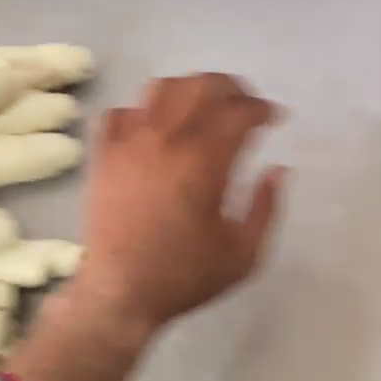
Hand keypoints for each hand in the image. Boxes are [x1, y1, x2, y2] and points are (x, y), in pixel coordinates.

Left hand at [65, 73, 284, 339]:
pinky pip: (121, 112)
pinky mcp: (104, 155)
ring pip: (160, 89)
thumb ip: (266, 208)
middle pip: (202, 86)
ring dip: (189, 89)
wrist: (121, 293)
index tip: (274, 119)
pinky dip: (143, 111)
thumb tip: (277, 170)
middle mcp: (166, 140)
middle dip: (232, 88)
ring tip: (203, 106)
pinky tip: (155, 127)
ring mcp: (129, 143)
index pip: (239, 113)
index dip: (262, 109)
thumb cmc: (185, 277)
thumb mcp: (243, 254)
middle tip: (245, 104)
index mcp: (205, 162)